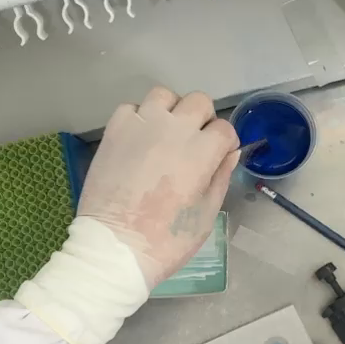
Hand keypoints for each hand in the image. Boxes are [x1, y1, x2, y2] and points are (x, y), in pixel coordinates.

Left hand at [78, 87, 239, 286]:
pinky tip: (138, 140)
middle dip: (202, 119)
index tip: (218, 157)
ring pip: (164, 95)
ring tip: (165, 135)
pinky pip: (131, 107)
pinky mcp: (114, 130)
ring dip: (170, 111)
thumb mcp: (206, 215)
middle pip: (198, 101)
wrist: (115, 248)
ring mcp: (141, 126)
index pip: (224, 128)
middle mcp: (173, 129)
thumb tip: (230, 153)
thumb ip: (220, 177)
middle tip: (193, 144)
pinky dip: (139, 118)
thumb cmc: (166, 240)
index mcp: (201, 152)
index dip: (225, 143)